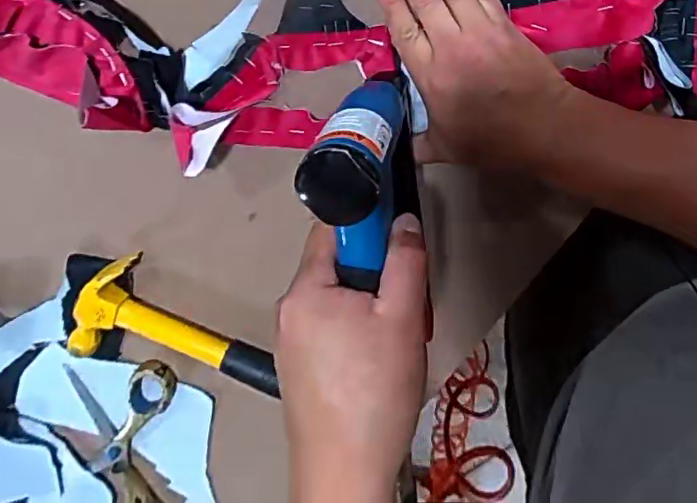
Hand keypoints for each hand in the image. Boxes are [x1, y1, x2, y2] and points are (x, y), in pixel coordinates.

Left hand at [277, 217, 428, 502]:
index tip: (393, 223)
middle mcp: (290, 310)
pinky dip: (356, 325)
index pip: (332, 226)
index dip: (367, 220)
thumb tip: (404, 222)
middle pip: (337, 262)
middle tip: (402, 292)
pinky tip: (378, 354)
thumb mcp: (403, 316)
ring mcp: (292, 340)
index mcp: (305, 290)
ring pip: (338, 294)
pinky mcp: (301, 365)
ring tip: (394, 331)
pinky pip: (331, 323)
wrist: (347, 477)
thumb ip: (406, 259)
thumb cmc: (371, 400)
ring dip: (369, 299)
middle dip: (374, 268)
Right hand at [373, 0, 575, 167]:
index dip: (389, 0)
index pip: (403, 28)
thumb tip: (389, 140)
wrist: (546, 127)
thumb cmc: (494, 141)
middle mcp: (451, 46)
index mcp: (431, 76)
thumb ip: (416, 142)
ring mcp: (480, 29)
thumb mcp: (446, 148)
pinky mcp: (503, 21)